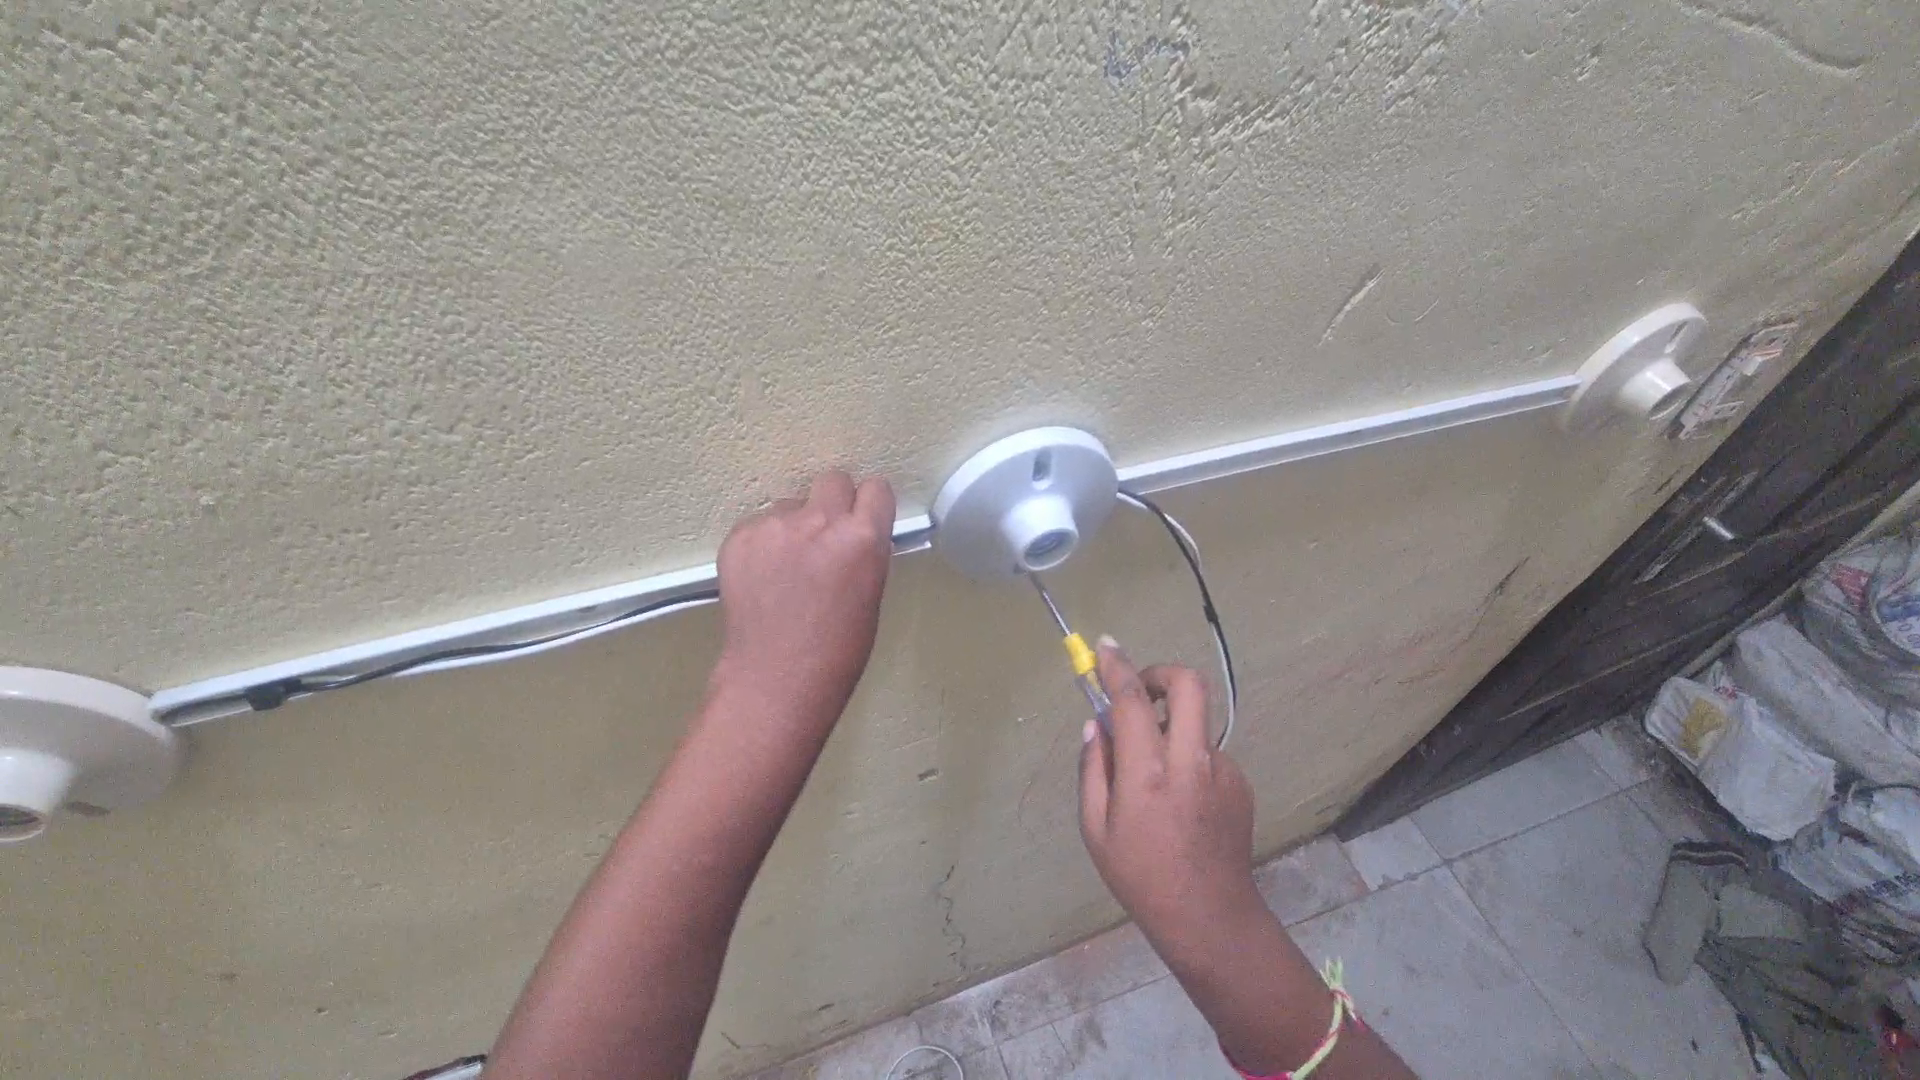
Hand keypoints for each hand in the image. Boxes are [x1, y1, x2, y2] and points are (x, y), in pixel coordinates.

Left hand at [710, 471, 896, 729]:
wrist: (777, 678)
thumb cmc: (836, 650)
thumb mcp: (871, 593)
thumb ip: (864, 551)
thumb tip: (855, 532)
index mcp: (863, 538)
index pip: (876, 488)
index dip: (869, 506)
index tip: (863, 518)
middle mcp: (819, 522)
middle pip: (832, 481)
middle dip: (832, 503)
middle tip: (825, 537)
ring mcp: (774, 527)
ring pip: (791, 504)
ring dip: (794, 525)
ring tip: (788, 570)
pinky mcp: (740, 538)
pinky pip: (759, 524)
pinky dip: (763, 543)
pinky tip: (765, 579)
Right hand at [1078, 642, 1264, 948]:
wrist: (1210, 917)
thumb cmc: (1140, 876)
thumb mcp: (1096, 829)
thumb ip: (1093, 769)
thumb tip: (1096, 725)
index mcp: (1148, 774)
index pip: (1131, 701)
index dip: (1116, 666)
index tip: (1105, 647)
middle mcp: (1190, 761)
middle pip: (1189, 684)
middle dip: (1161, 673)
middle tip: (1140, 691)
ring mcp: (1222, 770)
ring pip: (1196, 722)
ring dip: (1171, 729)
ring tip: (1154, 779)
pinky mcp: (1240, 783)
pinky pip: (1206, 753)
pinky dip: (1186, 760)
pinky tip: (1180, 802)